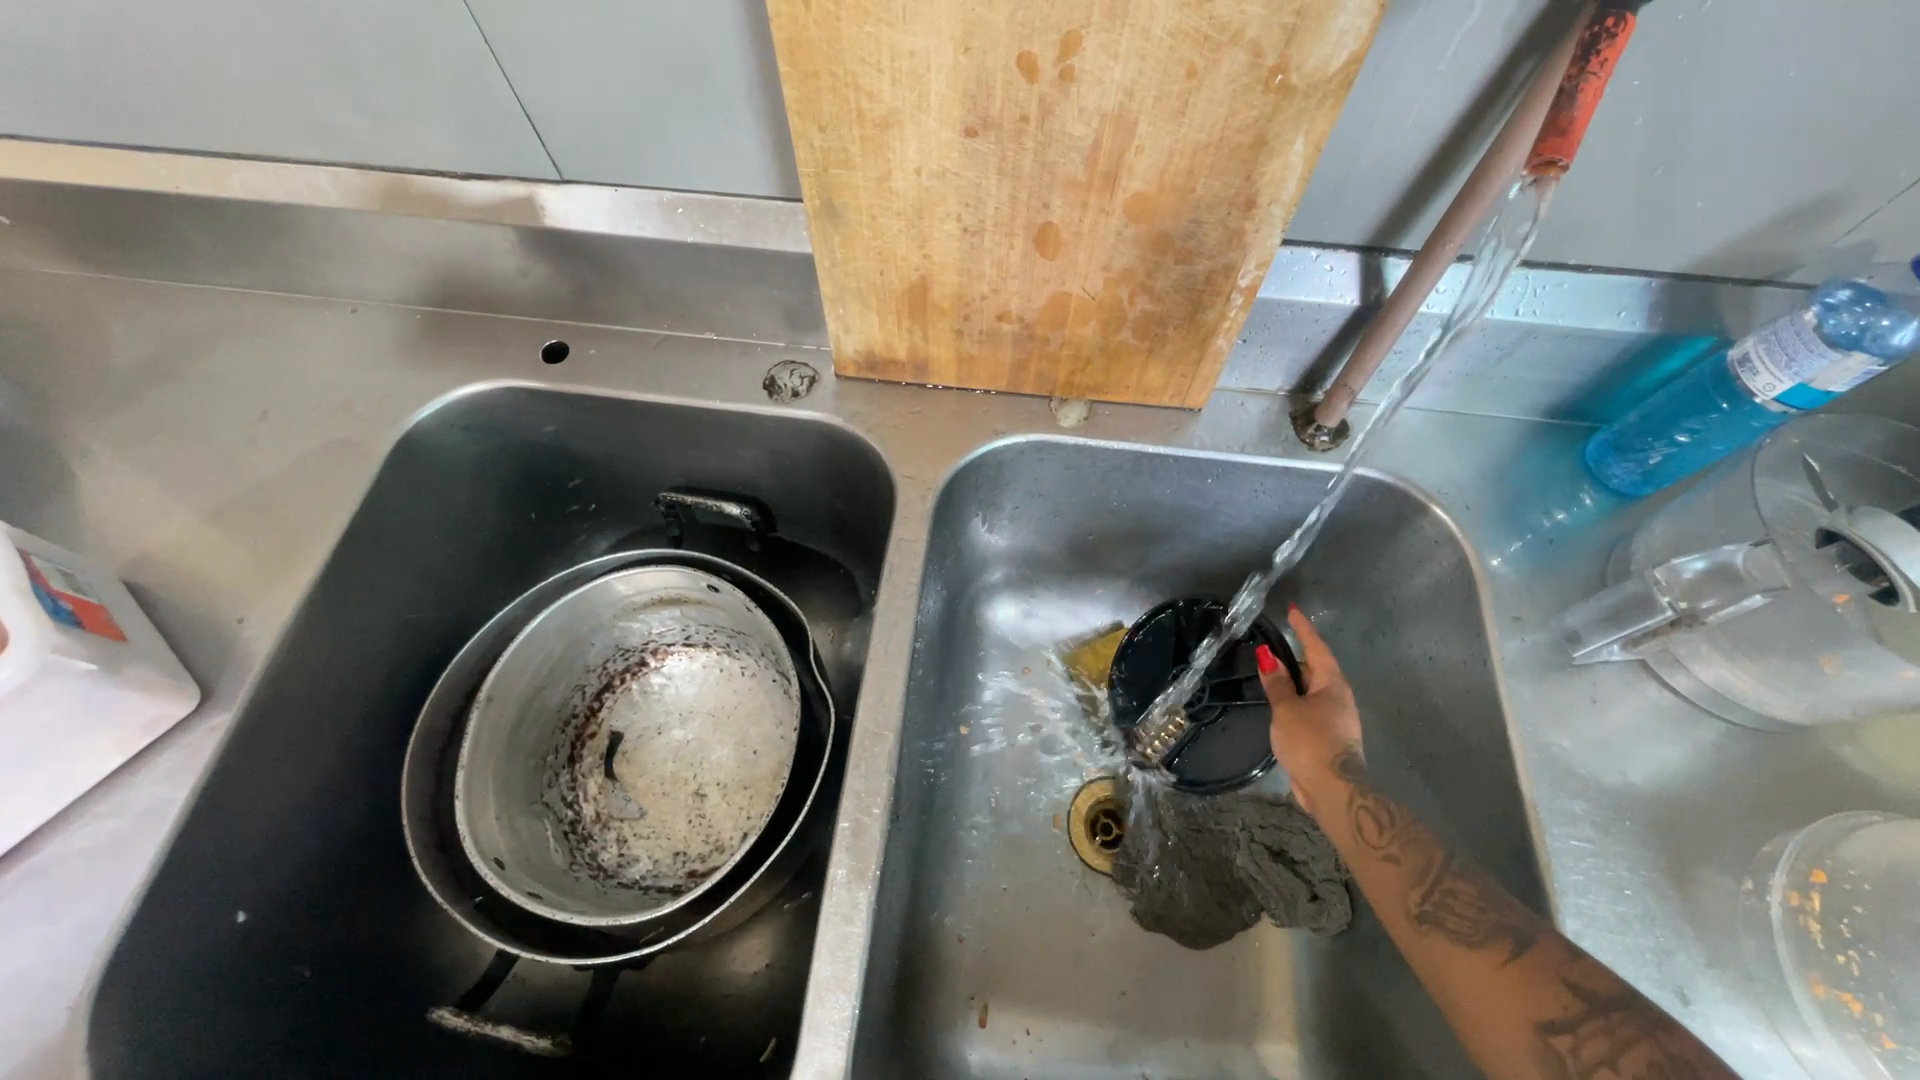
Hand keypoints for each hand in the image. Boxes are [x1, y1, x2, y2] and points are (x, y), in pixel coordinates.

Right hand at [1257, 605, 1360, 817]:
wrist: (1333, 789)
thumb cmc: (1310, 741)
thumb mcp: (1286, 709)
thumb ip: (1277, 683)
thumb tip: (1268, 656)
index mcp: (1333, 684)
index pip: (1316, 648)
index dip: (1303, 629)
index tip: (1293, 611)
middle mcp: (1339, 698)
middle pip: (1317, 670)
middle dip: (1297, 658)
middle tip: (1274, 648)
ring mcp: (1337, 719)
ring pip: (1314, 692)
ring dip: (1295, 683)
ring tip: (1273, 678)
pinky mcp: (1330, 738)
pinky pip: (1311, 710)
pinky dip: (1296, 703)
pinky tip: (1281, 710)